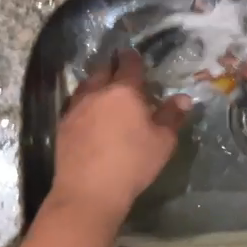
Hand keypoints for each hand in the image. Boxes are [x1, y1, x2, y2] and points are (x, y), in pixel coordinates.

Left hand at [48, 50, 189, 221]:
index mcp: (124, 91)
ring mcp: (76, 107)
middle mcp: (97, 92)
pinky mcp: (63, 124)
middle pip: (103, 70)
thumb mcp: (162, 142)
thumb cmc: (132, 163)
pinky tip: (88, 113)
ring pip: (86, 86)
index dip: (132, 58)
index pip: (129, 64)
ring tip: (104, 91)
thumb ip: (172, 117)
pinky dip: (84, 103)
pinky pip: (75, 104)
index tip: (134, 56)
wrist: (89, 190)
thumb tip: (183, 98)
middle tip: (121, 73)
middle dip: (112, 68)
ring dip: (96, 84)